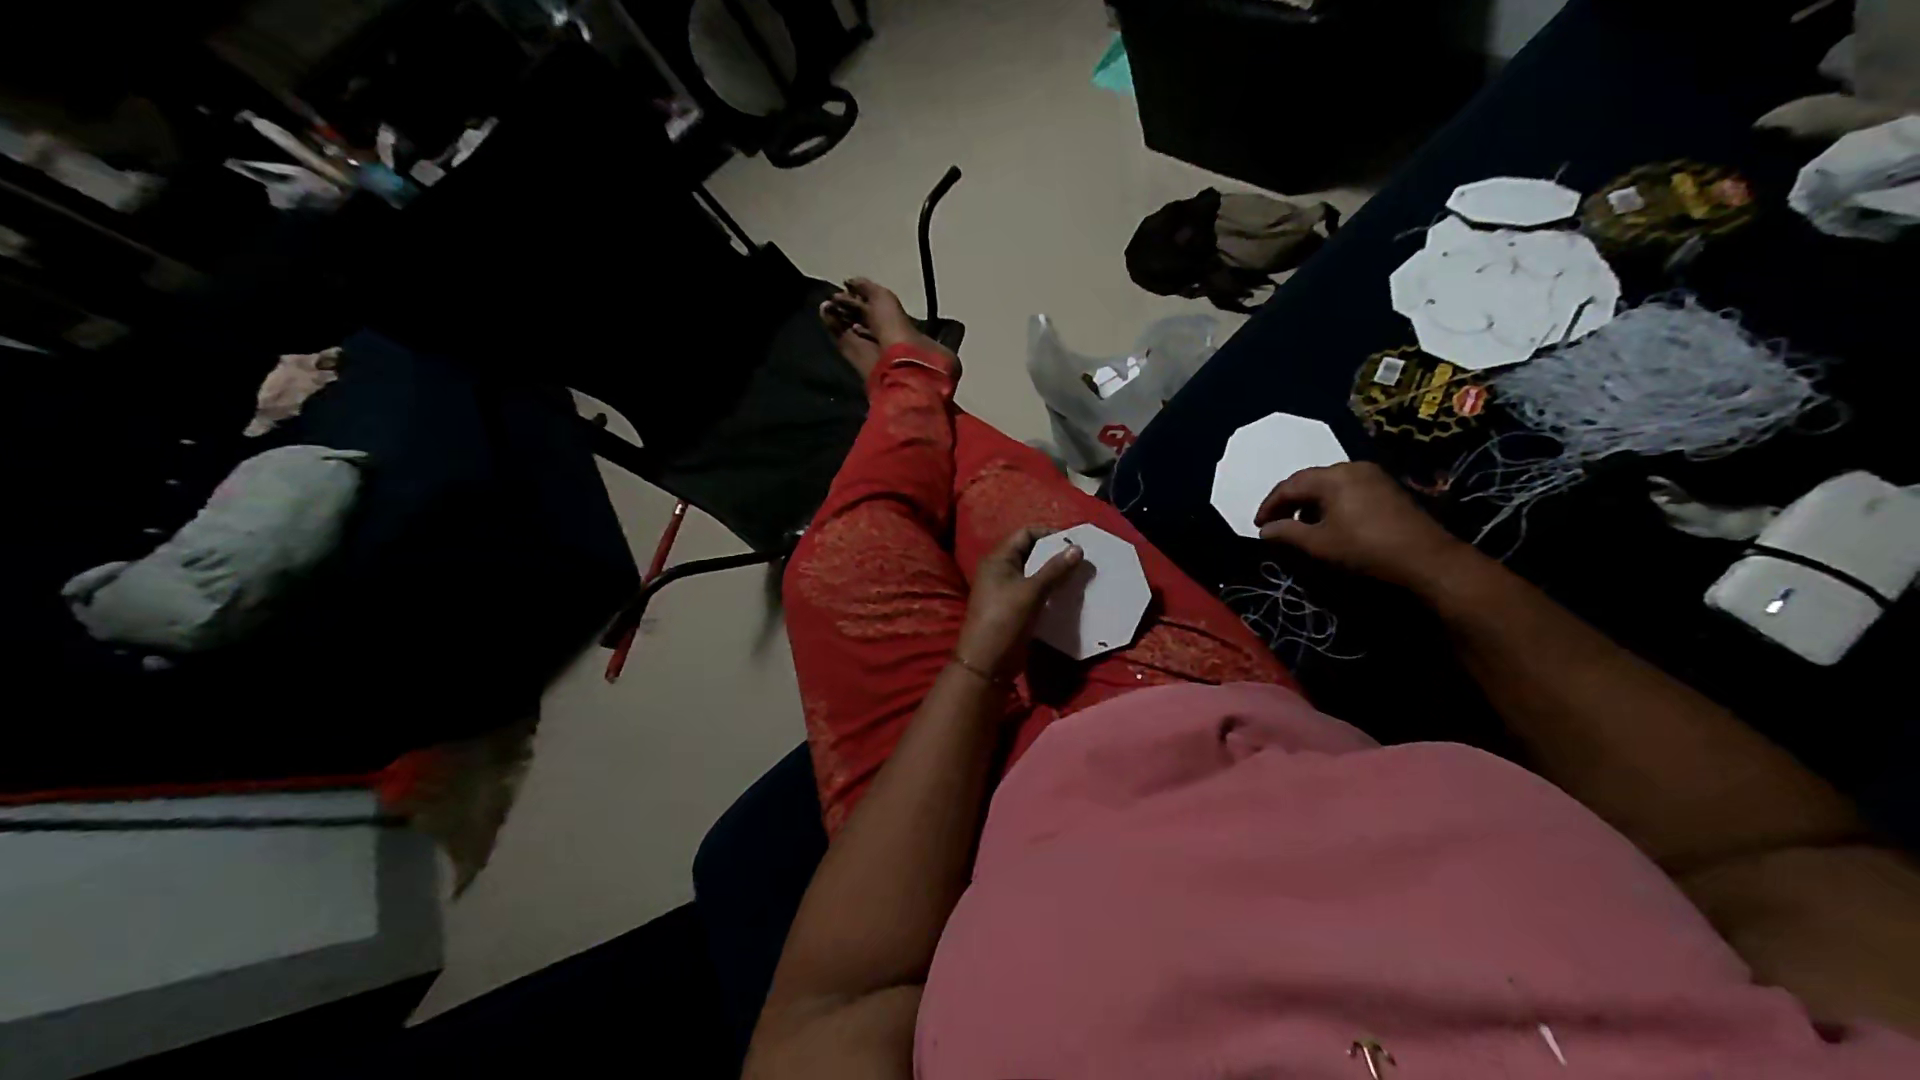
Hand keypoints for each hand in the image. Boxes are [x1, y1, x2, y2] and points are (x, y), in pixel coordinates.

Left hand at [955, 526, 1083, 677]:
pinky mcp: (1014, 608)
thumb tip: (1078, 548)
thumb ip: (1054, 570)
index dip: (1048, 534)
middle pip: (1030, 552)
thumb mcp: (1031, 592)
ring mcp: (1006, 590)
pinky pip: (1034, 591)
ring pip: (1034, 573)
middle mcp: (1001, 570)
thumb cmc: (1004, 620)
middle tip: (1081, 559)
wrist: (987, 662)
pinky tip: (1068, 595)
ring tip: (1079, 576)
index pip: (1025, 534)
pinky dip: (1050, 590)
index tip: (1073, 542)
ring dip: (1054, 574)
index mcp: (998, 559)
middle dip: (1055, 554)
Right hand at [1253, 462, 1474, 591]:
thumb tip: (1265, 530)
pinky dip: (1329, 501)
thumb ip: (1287, 533)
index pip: (1289, 485)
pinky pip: (1346, 487)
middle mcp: (1350, 467)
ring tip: (1299, 524)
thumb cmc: (1365, 548)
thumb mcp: (1319, 543)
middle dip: (1288, 501)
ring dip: (1308, 501)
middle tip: (1274, 522)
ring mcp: (1371, 475)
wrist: (1425, 557)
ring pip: (1328, 483)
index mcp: (1331, 477)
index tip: (1258, 525)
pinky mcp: (1386, 487)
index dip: (1269, 505)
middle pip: (1308, 480)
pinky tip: (1327, 520)